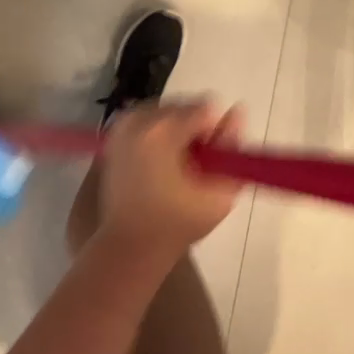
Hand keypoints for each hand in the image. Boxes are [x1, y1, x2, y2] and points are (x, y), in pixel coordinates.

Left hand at [98, 101, 243, 254]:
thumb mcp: (218, 194)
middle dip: (195, 130)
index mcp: (162, 131)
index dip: (214, 134)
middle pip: (184, 106)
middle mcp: (138, 118)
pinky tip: (160, 164)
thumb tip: (238, 111)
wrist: (129, 246)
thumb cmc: (176, 225)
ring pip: (167, 111)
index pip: (205, 109)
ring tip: (176, 167)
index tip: (209, 161)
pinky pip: (150, 120)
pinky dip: (160, 135)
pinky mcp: (115, 134)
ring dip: (178, 131)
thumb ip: (233, 148)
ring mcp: (123, 124)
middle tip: (193, 167)